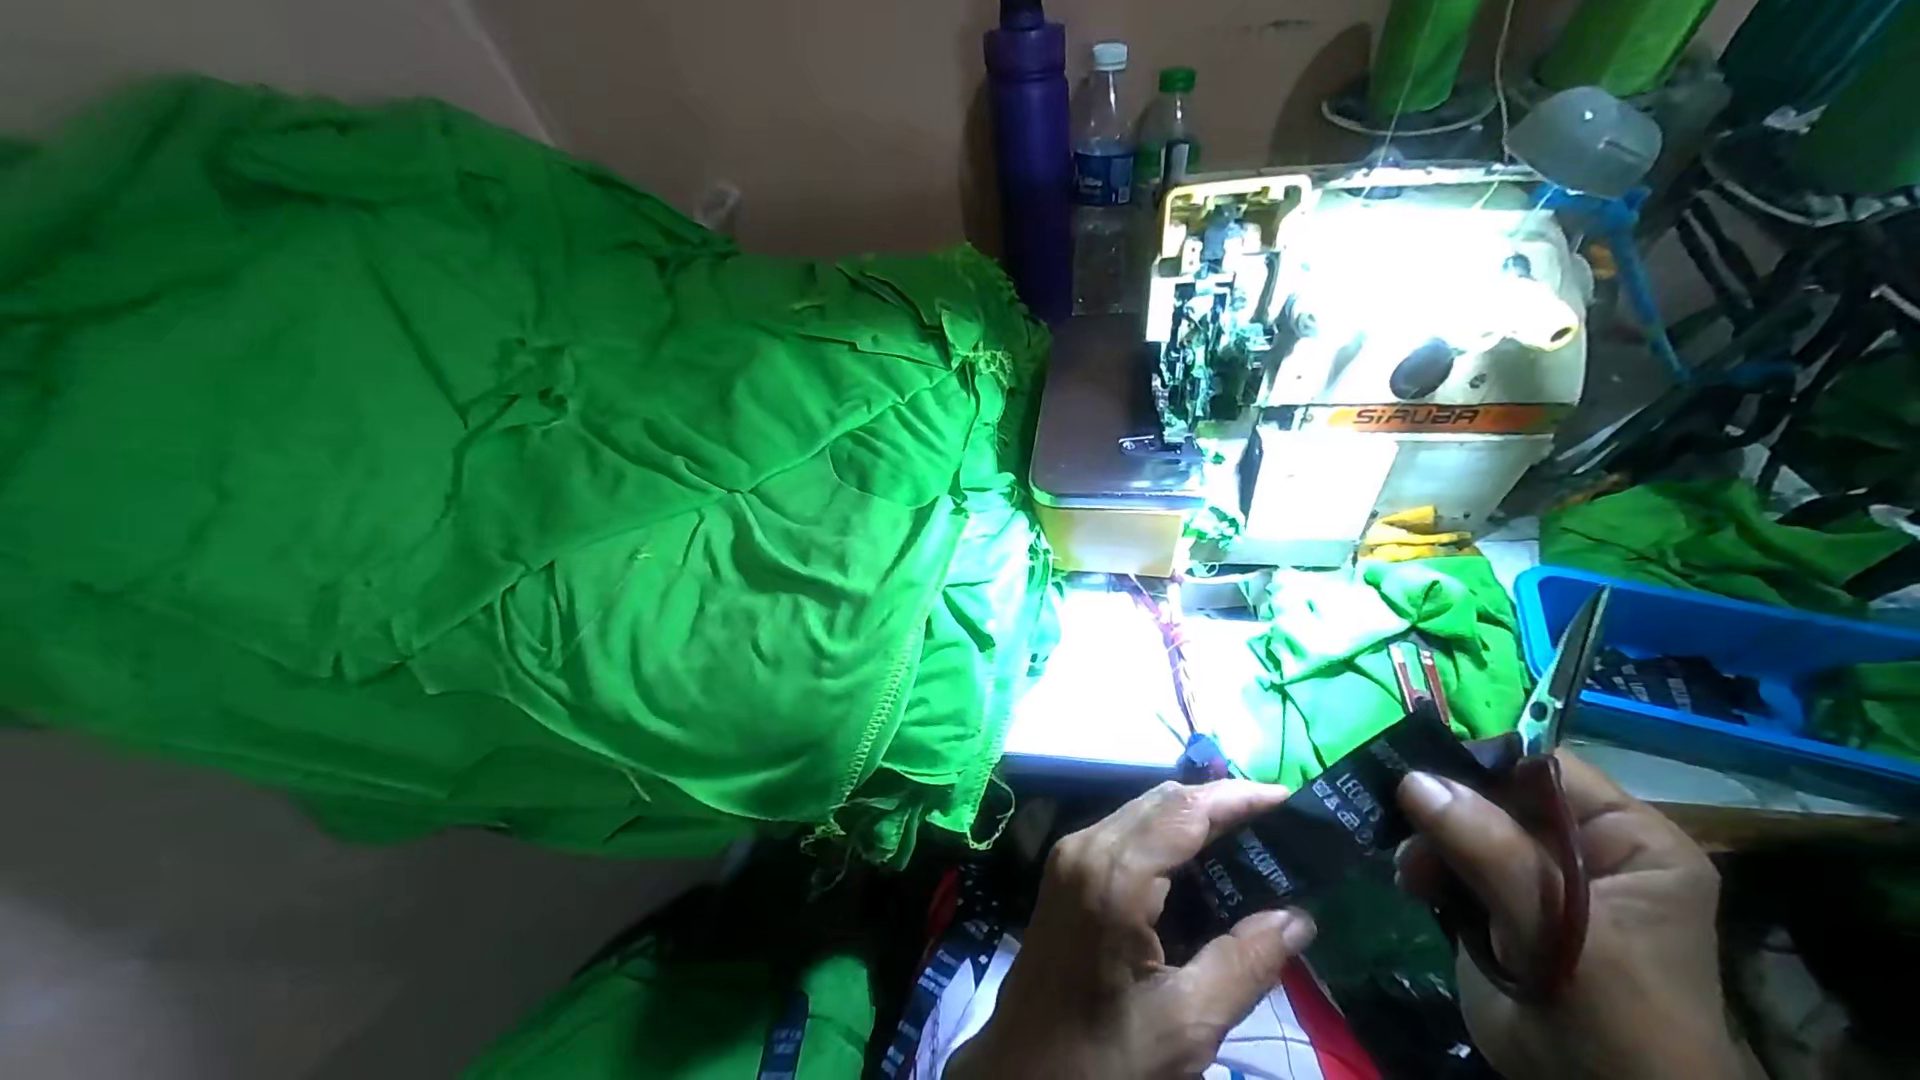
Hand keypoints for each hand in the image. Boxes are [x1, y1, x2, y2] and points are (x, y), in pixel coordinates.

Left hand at [948, 780, 1317, 1078]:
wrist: (1019, 1074)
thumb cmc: (1101, 1057)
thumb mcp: (1185, 1022)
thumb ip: (1245, 962)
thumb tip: (1298, 917)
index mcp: (1114, 875)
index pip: (1184, 810)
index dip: (1237, 797)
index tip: (1289, 799)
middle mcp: (1087, 846)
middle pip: (1162, 801)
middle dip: (1219, 804)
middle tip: (1277, 826)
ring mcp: (1070, 855)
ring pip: (1142, 811)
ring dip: (1193, 818)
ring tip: (1250, 841)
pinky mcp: (1065, 870)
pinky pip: (1124, 832)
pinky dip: (1166, 835)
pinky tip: (1200, 864)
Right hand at [1395, 751, 1743, 1079]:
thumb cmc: (1613, 1015)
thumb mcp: (1559, 929)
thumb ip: (1491, 851)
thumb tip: (1413, 779)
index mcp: (1629, 841)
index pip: (1547, 770)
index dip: (1485, 766)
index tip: (1425, 778)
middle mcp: (1583, 847)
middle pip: (1496, 794)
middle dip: (1445, 809)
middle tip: (1407, 831)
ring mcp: (1537, 875)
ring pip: (1463, 823)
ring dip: (1428, 840)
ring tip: (1412, 871)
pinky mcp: (1498, 900)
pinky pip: (1450, 857)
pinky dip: (1424, 864)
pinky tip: (1414, 884)